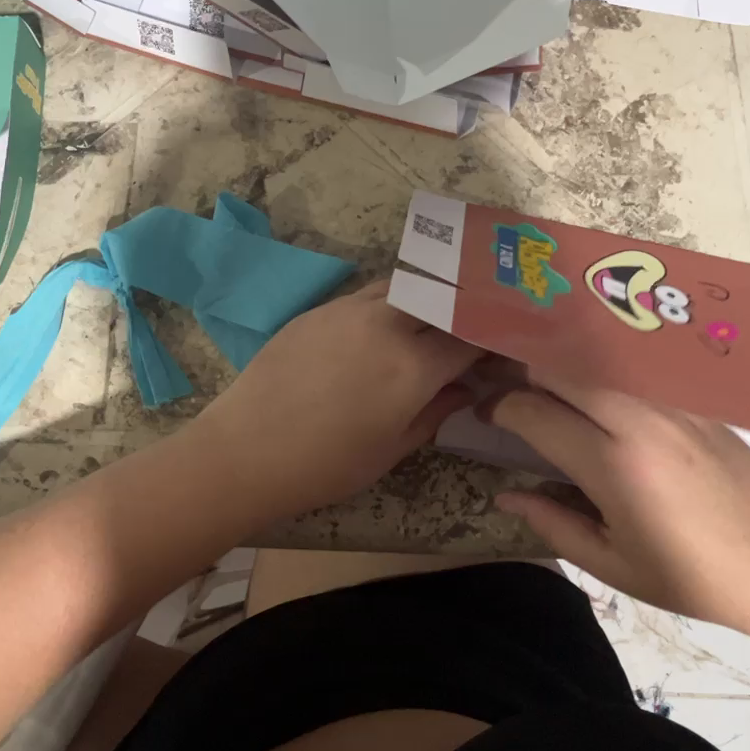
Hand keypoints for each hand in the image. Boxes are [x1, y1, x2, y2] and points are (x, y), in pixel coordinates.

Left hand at [195, 281, 482, 520]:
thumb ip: (436, 412)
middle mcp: (388, 324)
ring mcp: (350, 309)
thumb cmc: (326, 465)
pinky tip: (386, 323)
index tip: (503, 345)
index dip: (493, 339)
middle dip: (465, 308)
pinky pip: (369, 293)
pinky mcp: (320, 307)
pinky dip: (390, 300)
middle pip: (443, 298)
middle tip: (474, 324)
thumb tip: (465, 388)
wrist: (246, 449)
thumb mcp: (392, 449)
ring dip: (427, 297)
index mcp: (414, 366)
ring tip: (433, 318)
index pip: (471, 338)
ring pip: (405, 285)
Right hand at [490, 371, 749, 638]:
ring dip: (561, 367)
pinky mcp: (695, 401)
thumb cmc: (692, 577)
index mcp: (613, 465)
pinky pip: (633, 371)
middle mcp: (639, 419)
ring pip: (596, 362)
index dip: (499, 408)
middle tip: (505, 389)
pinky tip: (595, 391)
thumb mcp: (613, 565)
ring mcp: (671, 403)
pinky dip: (601, 373)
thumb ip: (552, 523)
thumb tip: (505, 494)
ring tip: (544, 385)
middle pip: (561, 368)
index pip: (533, 412)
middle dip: (522, 372)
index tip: (484, 416)